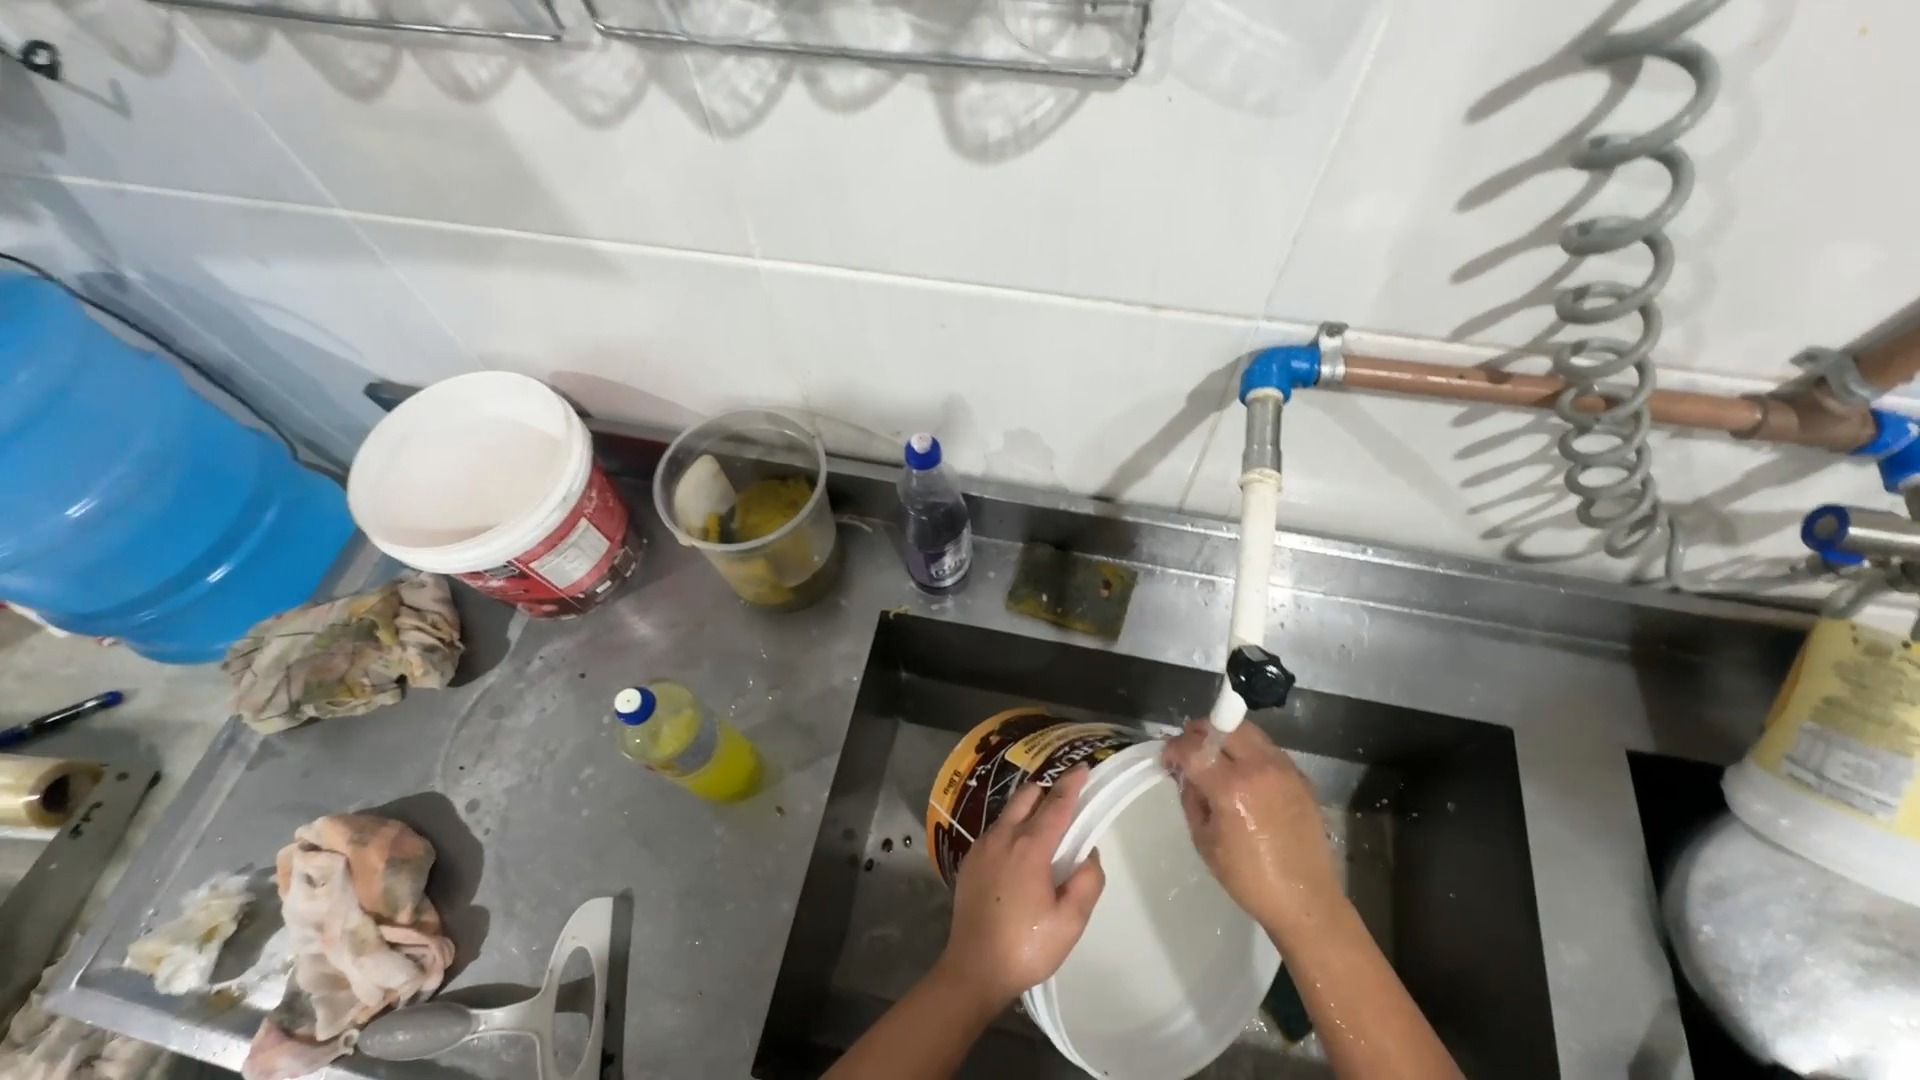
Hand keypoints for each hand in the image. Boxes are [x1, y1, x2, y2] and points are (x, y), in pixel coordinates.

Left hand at [935, 765, 1105, 1009]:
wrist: (973, 969)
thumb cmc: (1026, 947)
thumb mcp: (1071, 922)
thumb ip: (1087, 882)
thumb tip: (1089, 854)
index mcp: (1029, 848)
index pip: (1056, 805)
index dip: (1072, 784)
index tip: (1083, 768)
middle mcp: (1002, 838)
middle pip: (1027, 797)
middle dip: (1049, 790)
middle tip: (1069, 798)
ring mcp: (981, 848)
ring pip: (1009, 813)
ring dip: (1029, 810)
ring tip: (1048, 825)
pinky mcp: (969, 862)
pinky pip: (996, 832)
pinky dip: (1013, 828)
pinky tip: (1022, 850)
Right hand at [1163, 720, 1338, 933]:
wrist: (1305, 899)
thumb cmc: (1248, 877)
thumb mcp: (1204, 840)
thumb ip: (1192, 799)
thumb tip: (1186, 775)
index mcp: (1231, 787)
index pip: (1193, 747)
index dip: (1173, 749)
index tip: (1167, 760)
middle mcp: (1260, 768)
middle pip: (1224, 726)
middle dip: (1200, 733)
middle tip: (1189, 751)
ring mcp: (1285, 770)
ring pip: (1249, 733)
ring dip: (1226, 738)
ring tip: (1216, 760)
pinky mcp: (1302, 778)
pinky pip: (1268, 751)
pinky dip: (1250, 753)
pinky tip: (1244, 776)